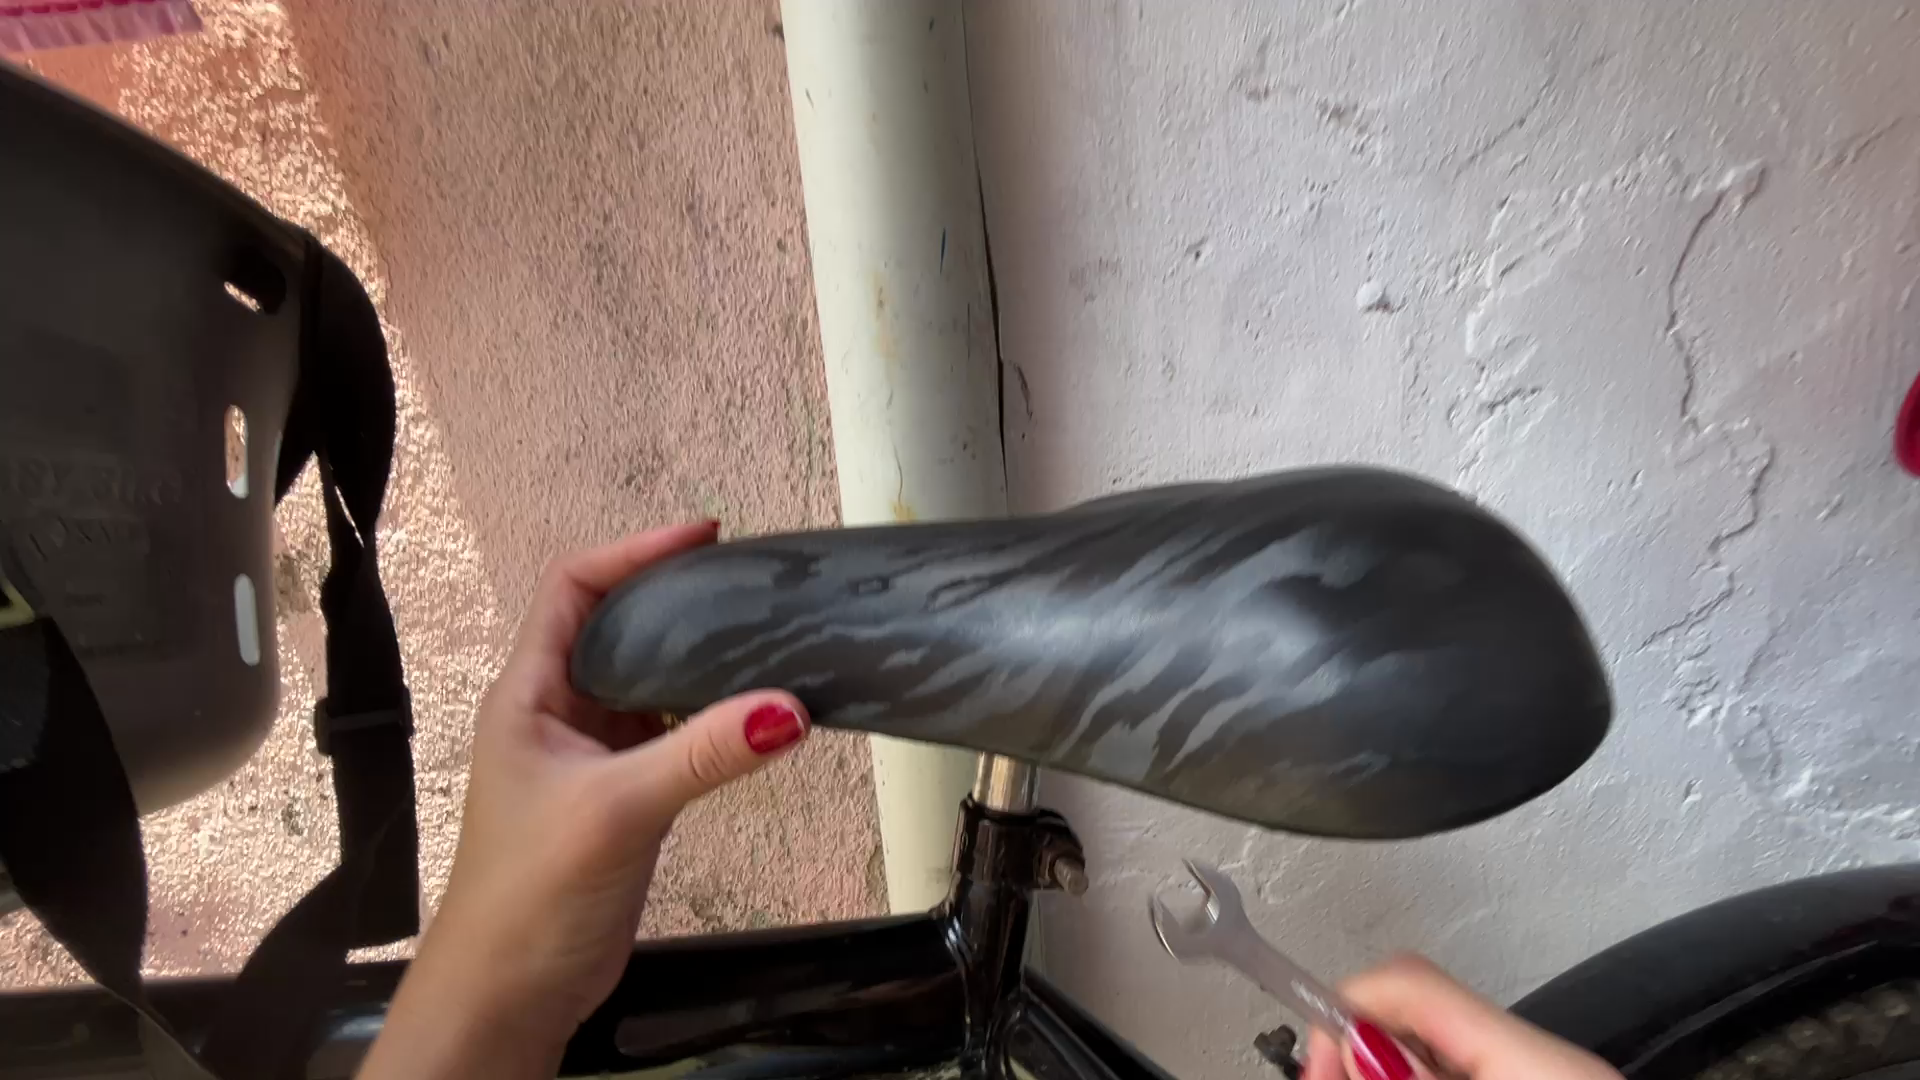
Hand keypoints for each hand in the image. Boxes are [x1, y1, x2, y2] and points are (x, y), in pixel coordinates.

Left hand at [359, 524, 810, 1079]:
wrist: (511, 997)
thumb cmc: (532, 893)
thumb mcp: (618, 809)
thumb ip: (703, 754)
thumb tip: (794, 707)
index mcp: (532, 692)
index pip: (574, 589)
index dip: (633, 551)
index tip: (703, 534)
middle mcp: (562, 708)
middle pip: (619, 622)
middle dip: (675, 591)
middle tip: (745, 577)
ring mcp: (597, 747)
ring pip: (650, 673)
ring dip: (697, 649)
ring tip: (758, 626)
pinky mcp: (628, 784)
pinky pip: (672, 723)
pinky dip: (710, 706)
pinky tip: (751, 704)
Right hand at [1302, 955, 1622, 1079]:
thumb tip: (1343, 1041)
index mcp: (1540, 1064)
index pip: (1408, 981)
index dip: (1348, 1008)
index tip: (1320, 1061)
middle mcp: (1550, 1064)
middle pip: (1415, 1012)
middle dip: (1362, 1051)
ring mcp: (1552, 1079)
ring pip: (1433, 1047)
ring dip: (1388, 1072)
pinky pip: (1459, 1068)